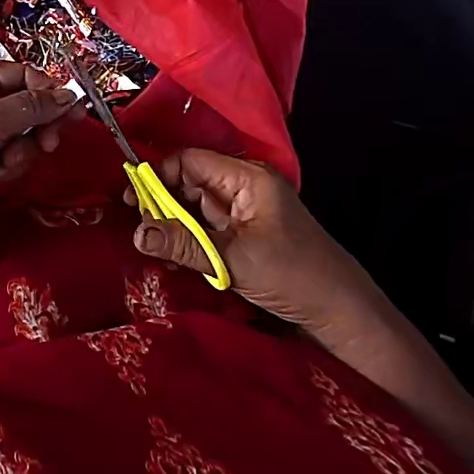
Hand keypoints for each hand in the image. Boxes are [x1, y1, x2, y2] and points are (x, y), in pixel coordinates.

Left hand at [0, 62, 83, 225]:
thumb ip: (31, 106)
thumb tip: (69, 96)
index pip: (20, 75)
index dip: (46, 89)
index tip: (71, 107)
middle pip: (28, 105)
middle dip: (40, 124)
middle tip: (50, 142)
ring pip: (26, 133)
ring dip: (23, 149)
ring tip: (8, 162)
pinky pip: (16, 154)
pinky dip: (11, 165)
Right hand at [126, 149, 395, 344]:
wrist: (340, 312)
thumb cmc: (295, 276)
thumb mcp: (232, 260)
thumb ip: (183, 244)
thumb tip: (137, 234)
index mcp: (247, 178)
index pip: (188, 161)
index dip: (157, 175)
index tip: (132, 200)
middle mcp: (242, 186)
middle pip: (186, 181)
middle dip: (160, 202)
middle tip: (140, 228)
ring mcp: (241, 209)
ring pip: (191, 204)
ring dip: (171, 223)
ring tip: (154, 244)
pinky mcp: (240, 231)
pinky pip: (201, 224)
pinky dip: (185, 237)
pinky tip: (172, 255)